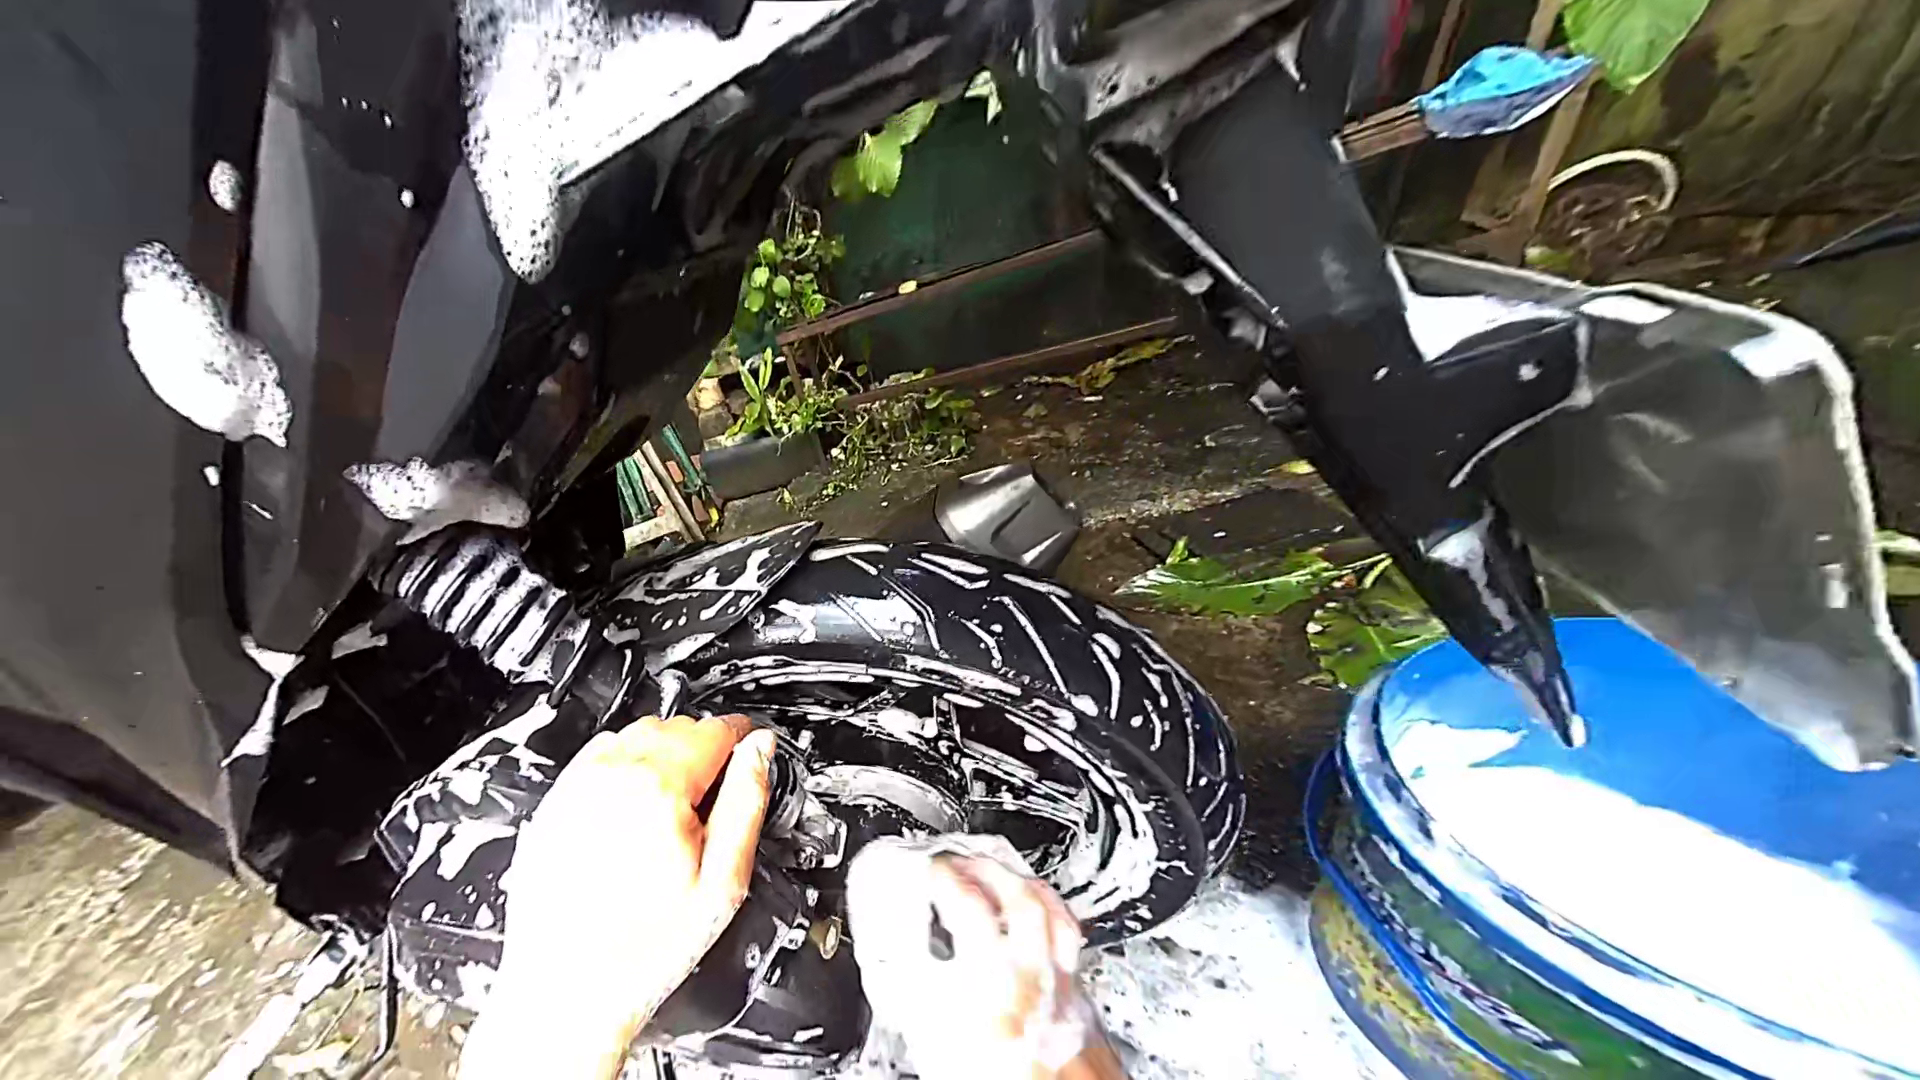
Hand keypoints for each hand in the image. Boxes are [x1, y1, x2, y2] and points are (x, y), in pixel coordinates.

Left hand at [459, 715, 776, 1079]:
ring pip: (639, 733)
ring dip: (668, 747)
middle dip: (707, 744)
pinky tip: (637, 795)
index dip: (742, 735)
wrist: (565, 995)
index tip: (750, 744)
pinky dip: (626, 759)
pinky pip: (599, 752)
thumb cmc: (642, 949)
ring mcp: (579, 789)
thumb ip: (746, 800)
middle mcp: (614, 777)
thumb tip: (760, 750)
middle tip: (719, 782)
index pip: (716, 730)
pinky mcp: (555, 805)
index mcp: (661, 789)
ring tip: (680, 793)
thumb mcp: (722, 880)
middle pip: (678, 727)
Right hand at [846, 838, 1123, 1079]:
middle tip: (968, 861)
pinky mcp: (1084, 1002)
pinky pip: (1071, 938)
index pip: (970, 905)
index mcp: (993, 986)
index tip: (935, 867)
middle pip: (1020, 898)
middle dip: (991, 870)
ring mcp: (1064, 986)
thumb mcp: (939, 1048)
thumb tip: (900, 970)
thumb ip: (923, 1000)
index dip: (949, 877)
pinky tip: (1044, 917)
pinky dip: (1054, 916)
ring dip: (1026, 885)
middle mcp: (1034, 978)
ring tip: (1006, 874)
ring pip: (1053, 914)